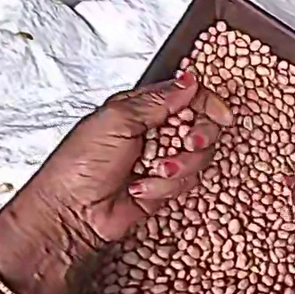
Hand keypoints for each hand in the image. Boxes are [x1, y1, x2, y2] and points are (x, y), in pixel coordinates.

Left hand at [0, 71, 233, 293]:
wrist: (73, 212)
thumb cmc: (80, 166)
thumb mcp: (116, 120)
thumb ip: (157, 101)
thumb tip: (188, 82)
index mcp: (141, 109)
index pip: (187, 97)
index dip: (208, 103)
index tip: (221, 115)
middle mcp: (156, 132)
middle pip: (203, 127)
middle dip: (199, 138)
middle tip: (187, 144)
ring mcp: (163, 159)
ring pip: (199, 157)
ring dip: (179, 167)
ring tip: (152, 171)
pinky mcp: (167, 185)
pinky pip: (189, 182)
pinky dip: (168, 186)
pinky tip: (143, 187)